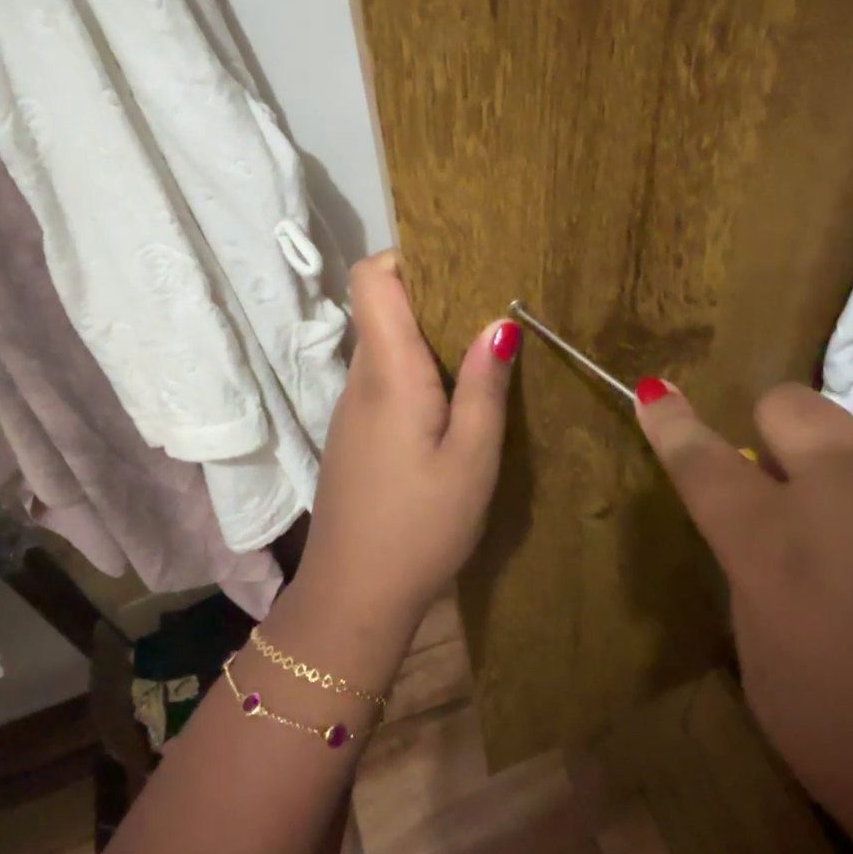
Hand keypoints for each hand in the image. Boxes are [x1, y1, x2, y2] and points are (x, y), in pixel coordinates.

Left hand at [296, 252, 519, 618]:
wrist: (355, 595)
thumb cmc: (421, 526)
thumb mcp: (472, 457)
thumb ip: (485, 386)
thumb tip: (499, 321)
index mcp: (389, 374)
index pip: (372, 280)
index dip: (408, 257)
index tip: (460, 267)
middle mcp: (362, 381)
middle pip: (383, 310)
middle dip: (434, 298)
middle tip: (493, 312)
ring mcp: (353, 411)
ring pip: (386, 348)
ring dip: (430, 340)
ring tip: (485, 358)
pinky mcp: (355, 437)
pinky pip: (385, 383)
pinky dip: (419, 375)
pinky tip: (455, 407)